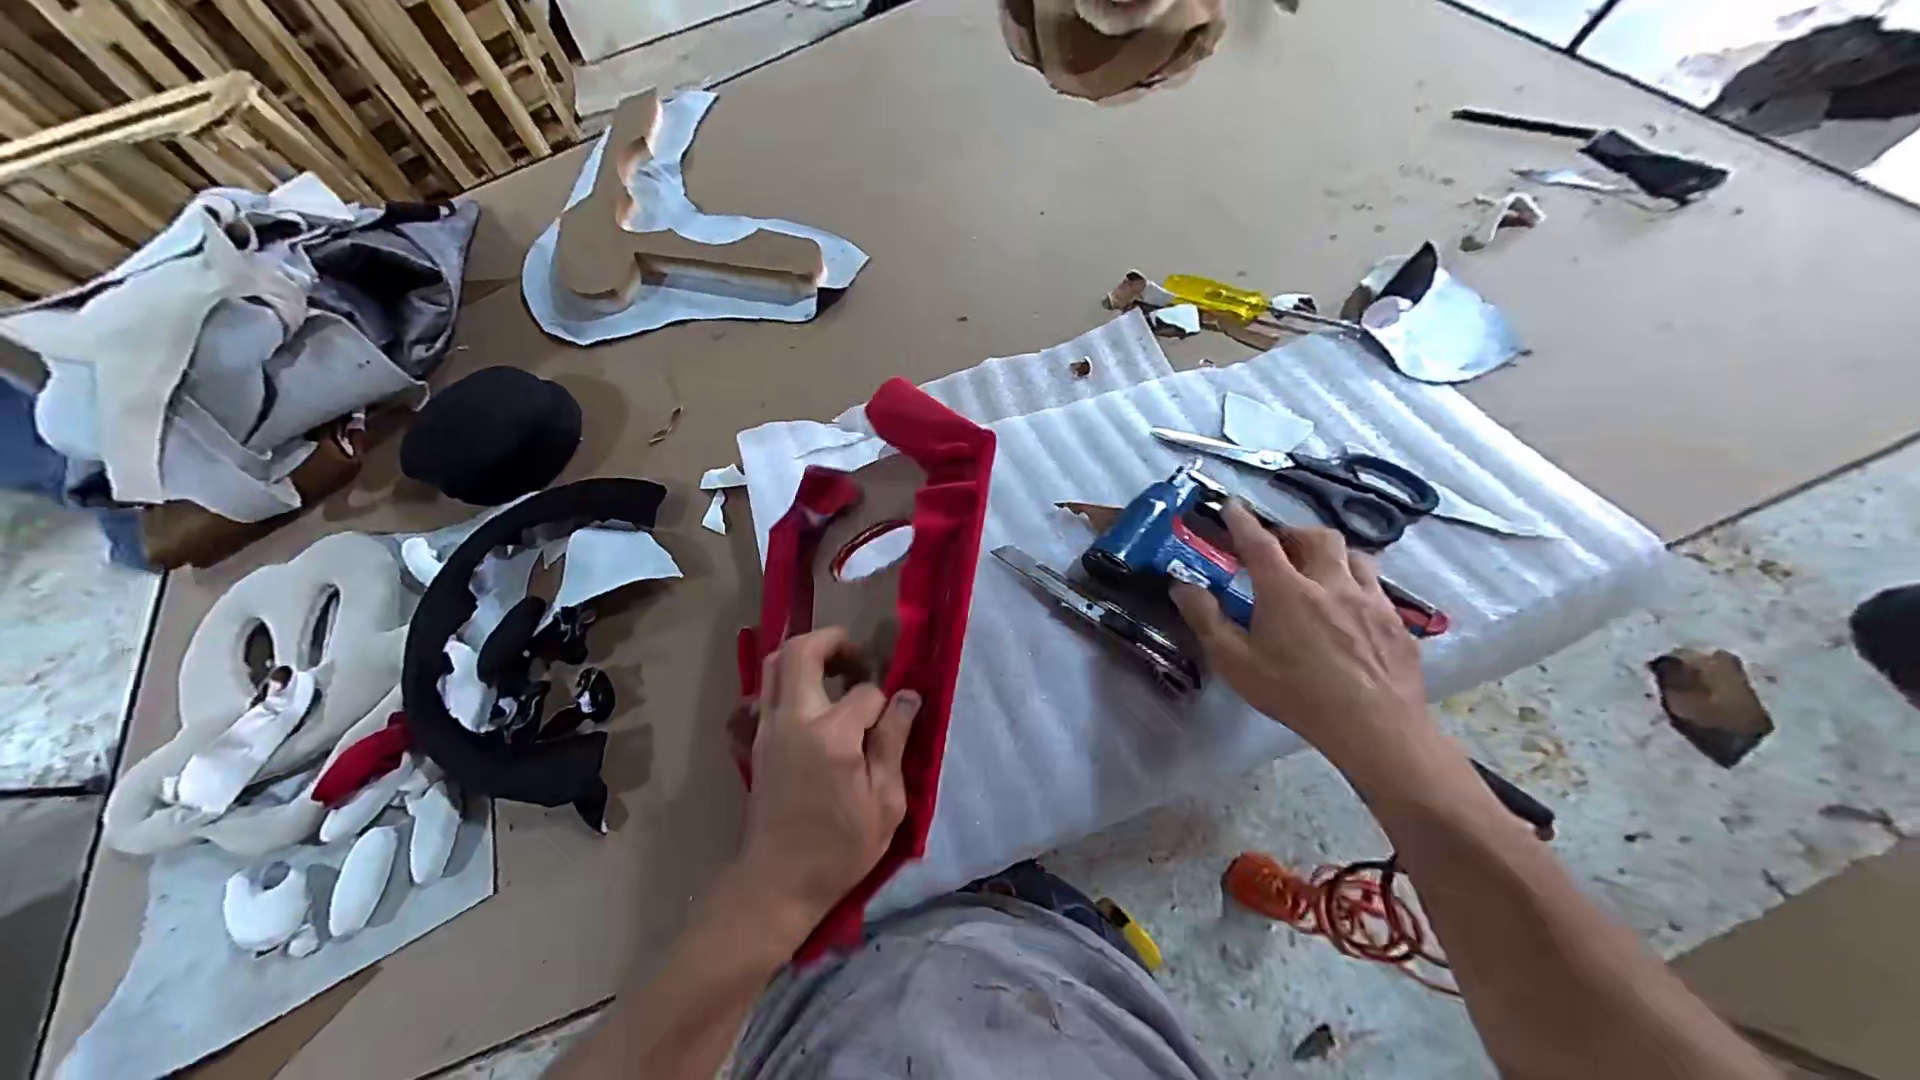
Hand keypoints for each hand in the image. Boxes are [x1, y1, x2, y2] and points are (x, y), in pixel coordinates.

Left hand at [736, 628, 920, 931]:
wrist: (775, 883)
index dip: (885, 700)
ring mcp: (767, 727)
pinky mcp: (757, 739)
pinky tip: (817, 702)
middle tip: (860, 659)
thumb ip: (893, 741)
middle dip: (835, 642)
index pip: (864, 691)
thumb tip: (907, 695)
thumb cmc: (839, 849)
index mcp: (830, 736)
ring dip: (808, 655)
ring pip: (774, 663)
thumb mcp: (885, 802)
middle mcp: (792, 719)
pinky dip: (792, 679)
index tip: (896, 717)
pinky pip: (769, 689)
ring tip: (838, 673)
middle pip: (800, 650)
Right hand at [1171, 500, 1433, 773]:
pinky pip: (1378, 587)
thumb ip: (1206, 618)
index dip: (1242, 520)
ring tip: (1319, 571)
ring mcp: (1370, 600)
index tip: (1232, 505)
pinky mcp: (1396, 621)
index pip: (1259, 541)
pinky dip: (1358, 585)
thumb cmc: (1295, 693)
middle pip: (1317, 537)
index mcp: (1286, 590)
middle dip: (1294, 533)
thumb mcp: (1235, 661)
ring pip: (1355, 555)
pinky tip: (1351, 609)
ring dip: (1332, 555)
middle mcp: (1330, 583)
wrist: (1373, 727)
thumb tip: (1181, 585)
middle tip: (1279, 547)